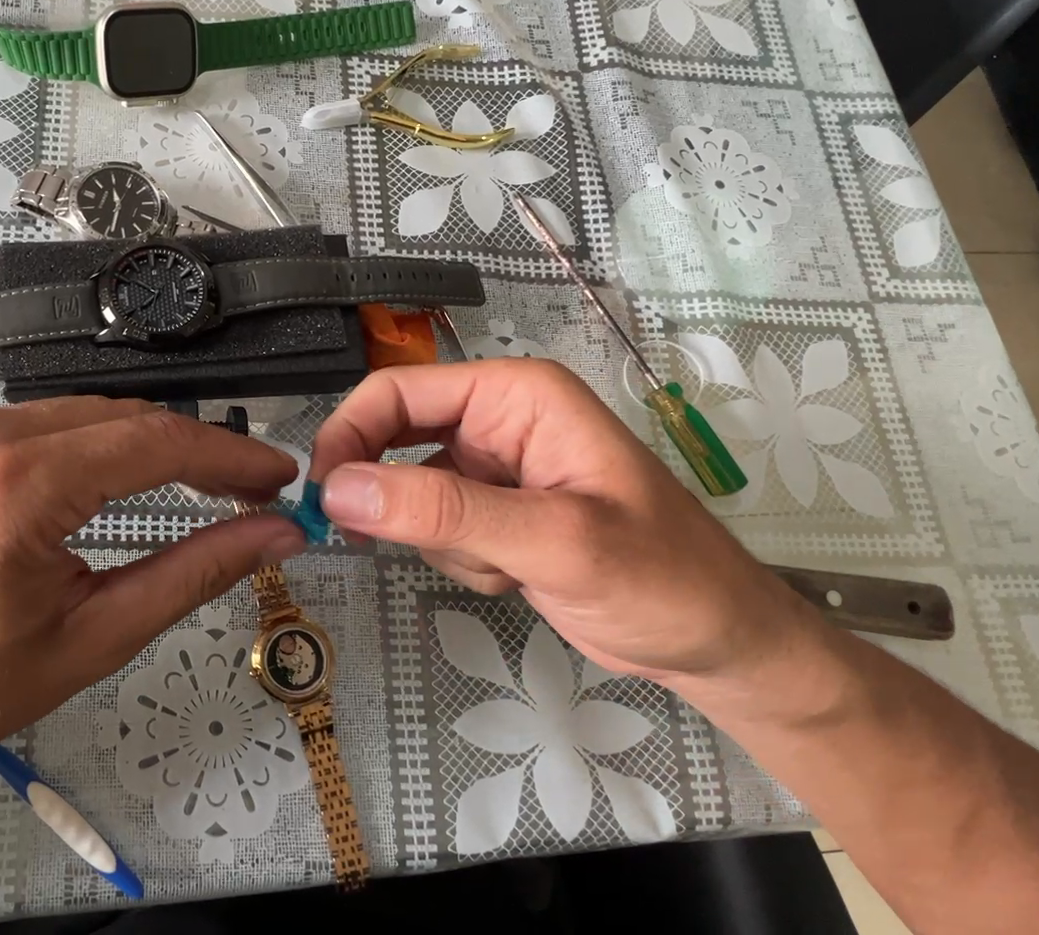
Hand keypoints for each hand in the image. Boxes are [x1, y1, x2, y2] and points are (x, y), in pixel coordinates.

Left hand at [0, 397, 304, 791]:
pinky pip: (47, 425)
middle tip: (251, 493)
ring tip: (205, 488)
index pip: (153, 442)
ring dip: (150, 446)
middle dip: (196, 451)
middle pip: (124, 418)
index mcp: (18, 486)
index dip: (230, 456)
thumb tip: (277, 536)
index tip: (281, 478)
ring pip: (88, 415)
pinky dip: (100, 447)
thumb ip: (194, 573)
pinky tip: (128, 480)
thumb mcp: (96, 636)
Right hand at [308, 360, 819, 689]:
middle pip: (392, 438)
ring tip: (504, 565)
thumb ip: (443, 510)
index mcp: (514, 394)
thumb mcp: (552, 540)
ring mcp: (492, 468)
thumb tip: (337, 488)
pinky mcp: (491, 512)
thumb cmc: (660, 577)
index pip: (396, 393)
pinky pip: (432, 527)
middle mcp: (496, 419)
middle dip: (395, 498)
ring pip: (406, 492)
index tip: (322, 498)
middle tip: (386, 542)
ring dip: (438, 540)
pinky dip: (457, 560)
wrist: (716, 644)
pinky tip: (512, 576)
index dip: (348, 437)